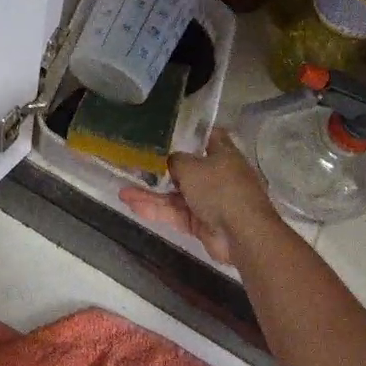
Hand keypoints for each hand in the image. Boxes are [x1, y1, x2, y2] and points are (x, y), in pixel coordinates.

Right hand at [121, 128, 281, 264]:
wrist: (242, 234)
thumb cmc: (220, 189)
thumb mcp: (191, 166)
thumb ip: (174, 160)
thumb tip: (168, 160)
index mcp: (222, 154)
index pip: (206, 136)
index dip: (188, 132)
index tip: (164, 130)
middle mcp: (216, 175)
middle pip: (184, 168)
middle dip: (158, 169)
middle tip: (132, 165)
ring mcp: (208, 200)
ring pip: (174, 193)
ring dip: (150, 193)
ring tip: (122, 191)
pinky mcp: (200, 222)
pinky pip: (174, 212)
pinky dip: (156, 209)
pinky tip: (133, 206)